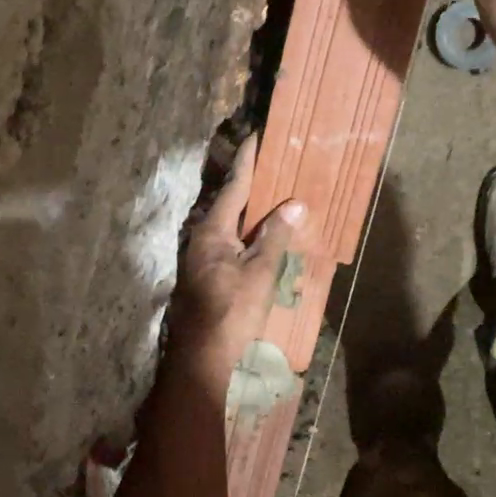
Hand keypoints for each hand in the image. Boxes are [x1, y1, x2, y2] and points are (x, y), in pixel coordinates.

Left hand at [165, 136, 305, 388]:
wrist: (202, 361)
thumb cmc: (231, 312)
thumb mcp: (260, 273)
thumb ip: (275, 237)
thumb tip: (294, 204)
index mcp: (211, 232)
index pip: (234, 187)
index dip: (248, 161)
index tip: (257, 135)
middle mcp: (201, 241)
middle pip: (229, 205)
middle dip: (249, 185)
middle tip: (272, 165)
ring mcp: (200, 262)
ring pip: (229, 228)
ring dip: (249, 214)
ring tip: (273, 199)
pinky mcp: (205, 280)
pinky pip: (230, 247)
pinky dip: (247, 237)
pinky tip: (262, 242)